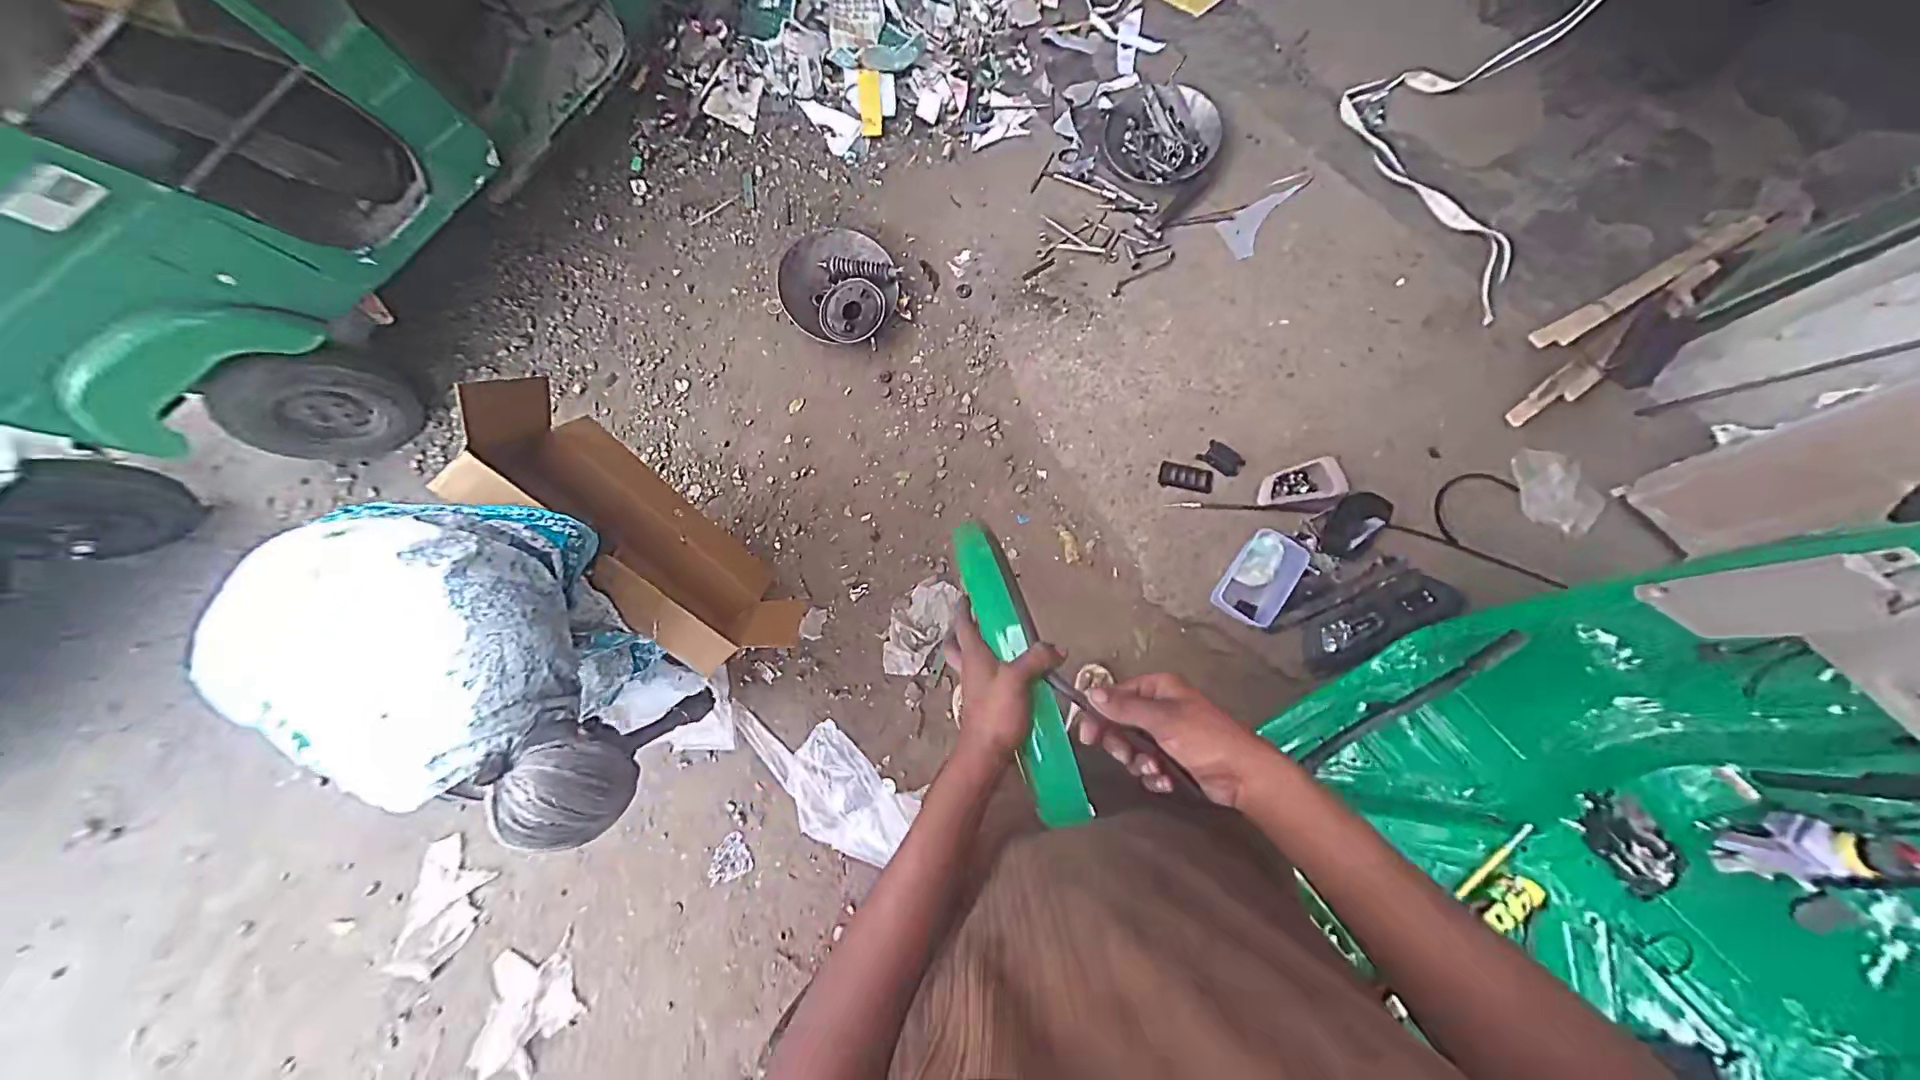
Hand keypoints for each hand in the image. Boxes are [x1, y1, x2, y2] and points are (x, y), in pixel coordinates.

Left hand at [946, 599, 1063, 763]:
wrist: (985, 754)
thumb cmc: (995, 713)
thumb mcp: (1019, 679)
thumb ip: (1037, 659)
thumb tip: (1056, 649)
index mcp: (973, 656)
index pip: (963, 625)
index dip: (964, 608)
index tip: (967, 595)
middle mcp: (970, 669)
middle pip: (959, 645)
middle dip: (965, 632)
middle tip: (980, 623)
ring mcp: (976, 688)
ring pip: (972, 663)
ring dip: (982, 653)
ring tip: (1005, 647)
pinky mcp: (986, 705)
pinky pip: (990, 683)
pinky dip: (1000, 675)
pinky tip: (1019, 678)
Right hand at [1083, 673, 1289, 807]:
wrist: (1244, 776)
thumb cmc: (1205, 739)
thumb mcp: (1162, 719)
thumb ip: (1125, 707)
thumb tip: (1091, 693)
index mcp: (1158, 689)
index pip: (1116, 696)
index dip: (1100, 714)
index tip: (1087, 735)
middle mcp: (1160, 709)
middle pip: (1120, 724)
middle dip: (1122, 744)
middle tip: (1126, 755)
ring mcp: (1167, 736)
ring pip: (1132, 749)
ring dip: (1139, 763)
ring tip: (1155, 769)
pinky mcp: (1173, 760)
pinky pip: (1148, 766)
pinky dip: (1153, 775)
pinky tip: (1166, 781)